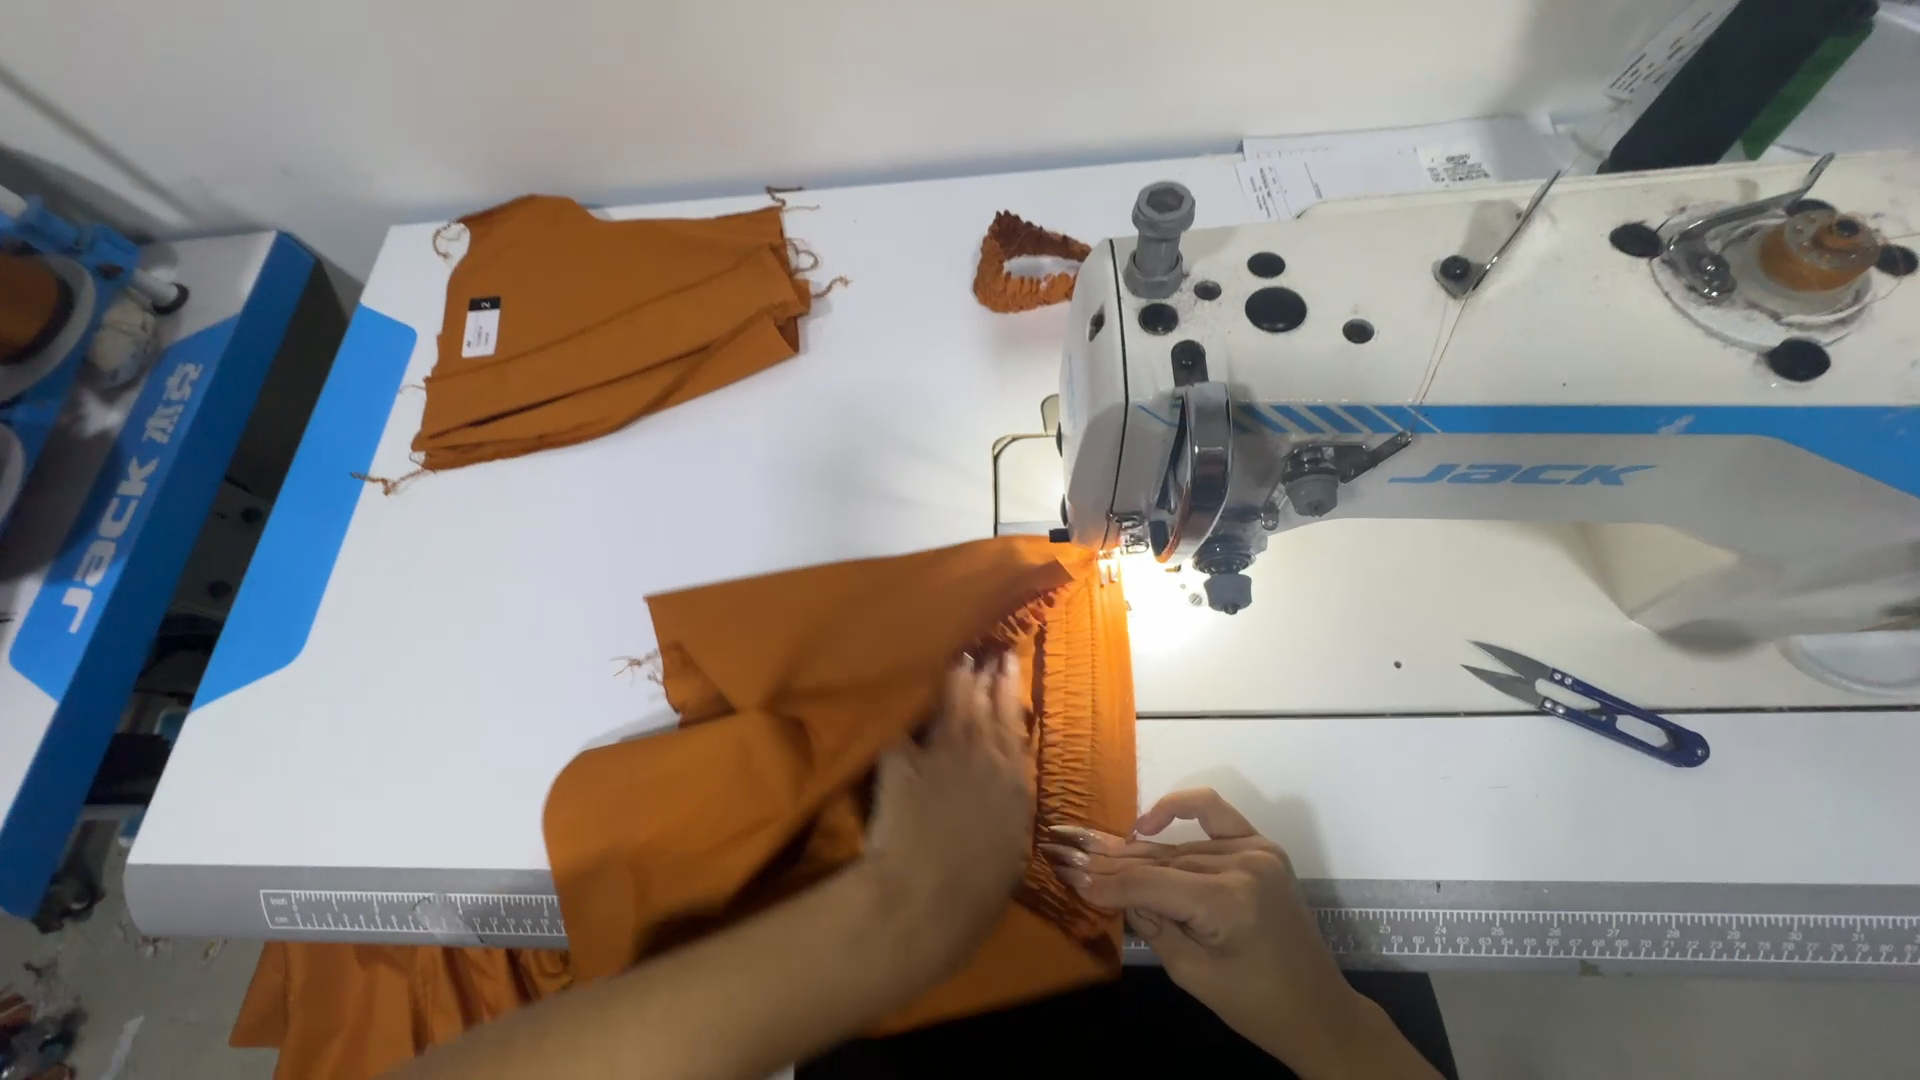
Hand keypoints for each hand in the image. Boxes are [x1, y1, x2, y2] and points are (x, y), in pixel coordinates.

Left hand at [864, 655, 1035, 974]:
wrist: (926, 896)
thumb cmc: (975, 895)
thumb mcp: (1008, 859)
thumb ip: (1006, 823)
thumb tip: (1004, 813)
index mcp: (1013, 785)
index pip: (1014, 728)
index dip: (1010, 694)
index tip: (1008, 667)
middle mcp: (983, 760)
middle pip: (985, 709)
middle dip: (986, 679)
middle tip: (986, 654)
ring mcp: (942, 757)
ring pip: (953, 709)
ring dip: (957, 683)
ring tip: (960, 662)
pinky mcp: (902, 764)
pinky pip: (900, 732)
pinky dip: (901, 715)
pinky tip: (898, 695)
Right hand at [1041, 789, 1431, 1078]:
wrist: (1319, 1010)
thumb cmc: (1255, 1005)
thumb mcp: (1191, 973)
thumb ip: (1149, 923)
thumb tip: (1106, 889)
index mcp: (1228, 902)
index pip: (1150, 884)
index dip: (1106, 882)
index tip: (1068, 876)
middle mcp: (1243, 865)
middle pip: (1160, 860)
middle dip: (1112, 864)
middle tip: (1069, 856)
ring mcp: (1256, 851)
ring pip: (1178, 846)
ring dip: (1138, 854)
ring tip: (1099, 853)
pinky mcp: (1262, 847)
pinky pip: (1213, 813)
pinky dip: (1178, 808)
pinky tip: (1148, 822)